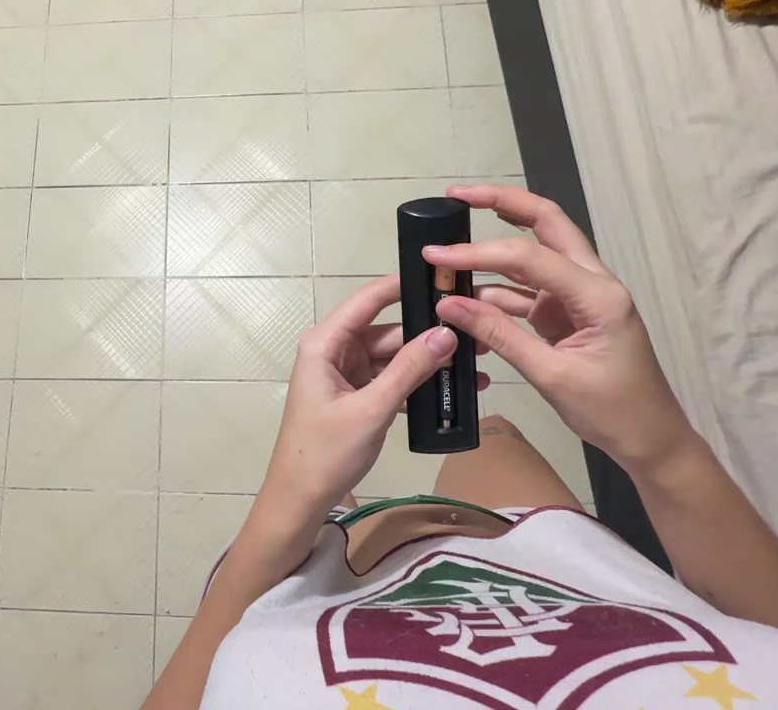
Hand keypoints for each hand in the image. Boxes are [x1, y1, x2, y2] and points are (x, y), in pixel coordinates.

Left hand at [257, 276, 460, 531]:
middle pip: (388, 330)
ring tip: (478, 364)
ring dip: (429, 363)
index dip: (403, 285)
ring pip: (394, 357)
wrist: (300, 499)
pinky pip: (392, 380)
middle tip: (477, 334)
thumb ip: (408, 370)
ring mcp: (347, 373)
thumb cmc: (325, 451)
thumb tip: (445, 333)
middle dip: (429, 334)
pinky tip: (455, 392)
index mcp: (325, 342)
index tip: (442, 277)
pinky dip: (419, 386)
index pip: (368, 300)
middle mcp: (335, 350)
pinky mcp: (357, 395)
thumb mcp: (371, 409)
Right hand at [426, 184, 697, 475]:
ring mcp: (577, 294)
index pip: (529, 257)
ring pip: (532, 253)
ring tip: (446, 254)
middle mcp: (591, 281)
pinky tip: (463, 300)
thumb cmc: (614, 412)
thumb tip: (447, 304)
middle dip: (500, 202)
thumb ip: (498, 335)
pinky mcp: (565, 311)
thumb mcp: (552, 376)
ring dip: (490, 251)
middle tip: (456, 194)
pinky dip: (493, 291)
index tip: (435, 254)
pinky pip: (524, 289)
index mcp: (598, 294)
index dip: (477, 252)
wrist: (652, 442)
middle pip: (545, 223)